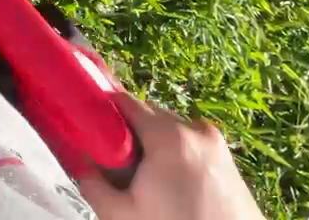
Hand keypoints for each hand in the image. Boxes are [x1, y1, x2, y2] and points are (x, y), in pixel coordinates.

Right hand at [76, 91, 264, 219]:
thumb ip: (93, 184)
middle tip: (120, 163)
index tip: (92, 130)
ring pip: (171, 130)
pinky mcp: (230, 162)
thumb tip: (78, 163)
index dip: (103, 111)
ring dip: (156, 145)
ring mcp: (216, 145)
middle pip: (148, 115)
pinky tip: (175, 188)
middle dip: (131, 132)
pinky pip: (192, 145)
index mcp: (168, 134)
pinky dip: (179, 157)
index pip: (123, 100)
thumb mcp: (123, 216)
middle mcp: (194, 129)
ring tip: (150, 181)